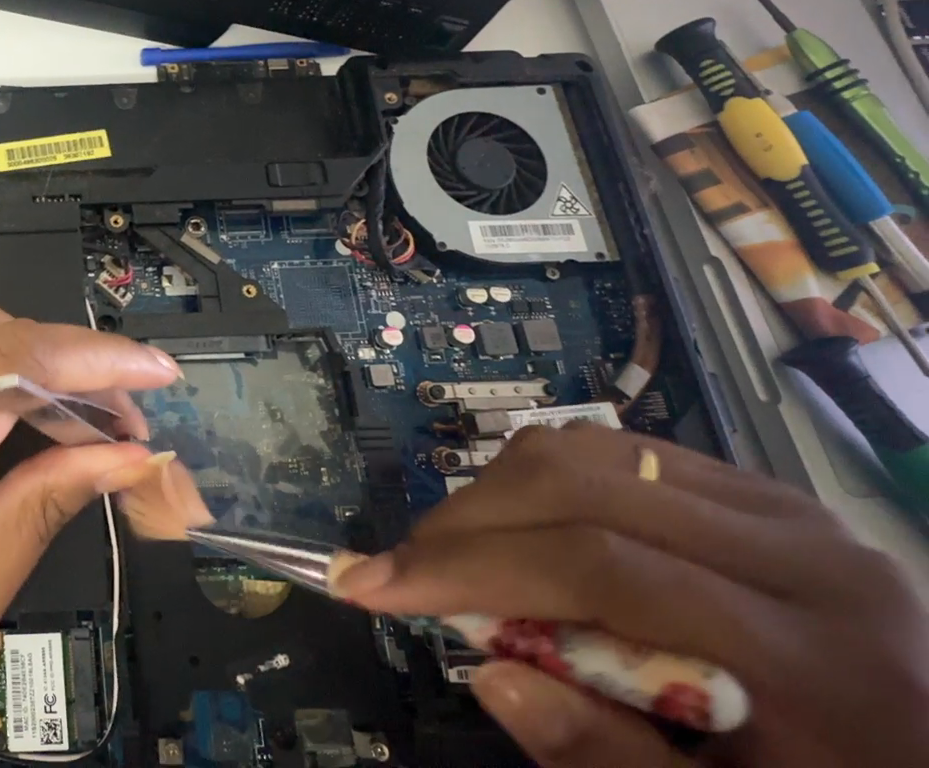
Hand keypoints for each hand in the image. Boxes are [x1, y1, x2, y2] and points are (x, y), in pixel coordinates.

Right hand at [333, 423, 928, 767]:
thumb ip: (607, 759)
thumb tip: (487, 675)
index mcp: (817, 655)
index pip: (603, 569)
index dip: (471, 569)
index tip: (371, 586)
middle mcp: (803, 552)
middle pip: (580, 488)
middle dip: (462, 525)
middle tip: (399, 570)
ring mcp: (780, 505)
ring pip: (583, 452)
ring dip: (491, 496)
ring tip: (454, 553)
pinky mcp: (752, 488)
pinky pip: (611, 452)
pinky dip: (538, 483)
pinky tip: (518, 531)